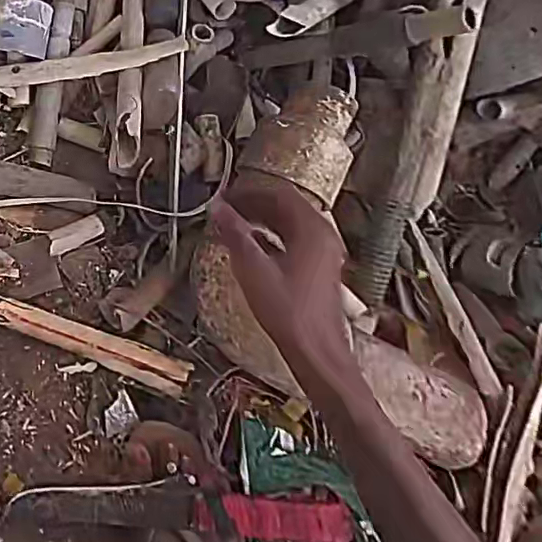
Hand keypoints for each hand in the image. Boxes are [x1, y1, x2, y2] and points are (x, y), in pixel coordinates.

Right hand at [209, 184, 352, 378]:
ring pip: (290, 222)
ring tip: (234, 222)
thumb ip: (235, 233)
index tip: (225, 196)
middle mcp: (323, 236)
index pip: (279, 194)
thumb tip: (217, 208)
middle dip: (254, 203)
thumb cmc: (287, 310)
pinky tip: (252, 244)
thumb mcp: (252, 268)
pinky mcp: (319, 267)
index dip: (248, 191)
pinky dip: (271, 234)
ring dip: (262, 218)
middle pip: (287, 205)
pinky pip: (294, 238)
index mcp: (311, 230)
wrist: (315, 350)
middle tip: (226, 207)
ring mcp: (324, 252)